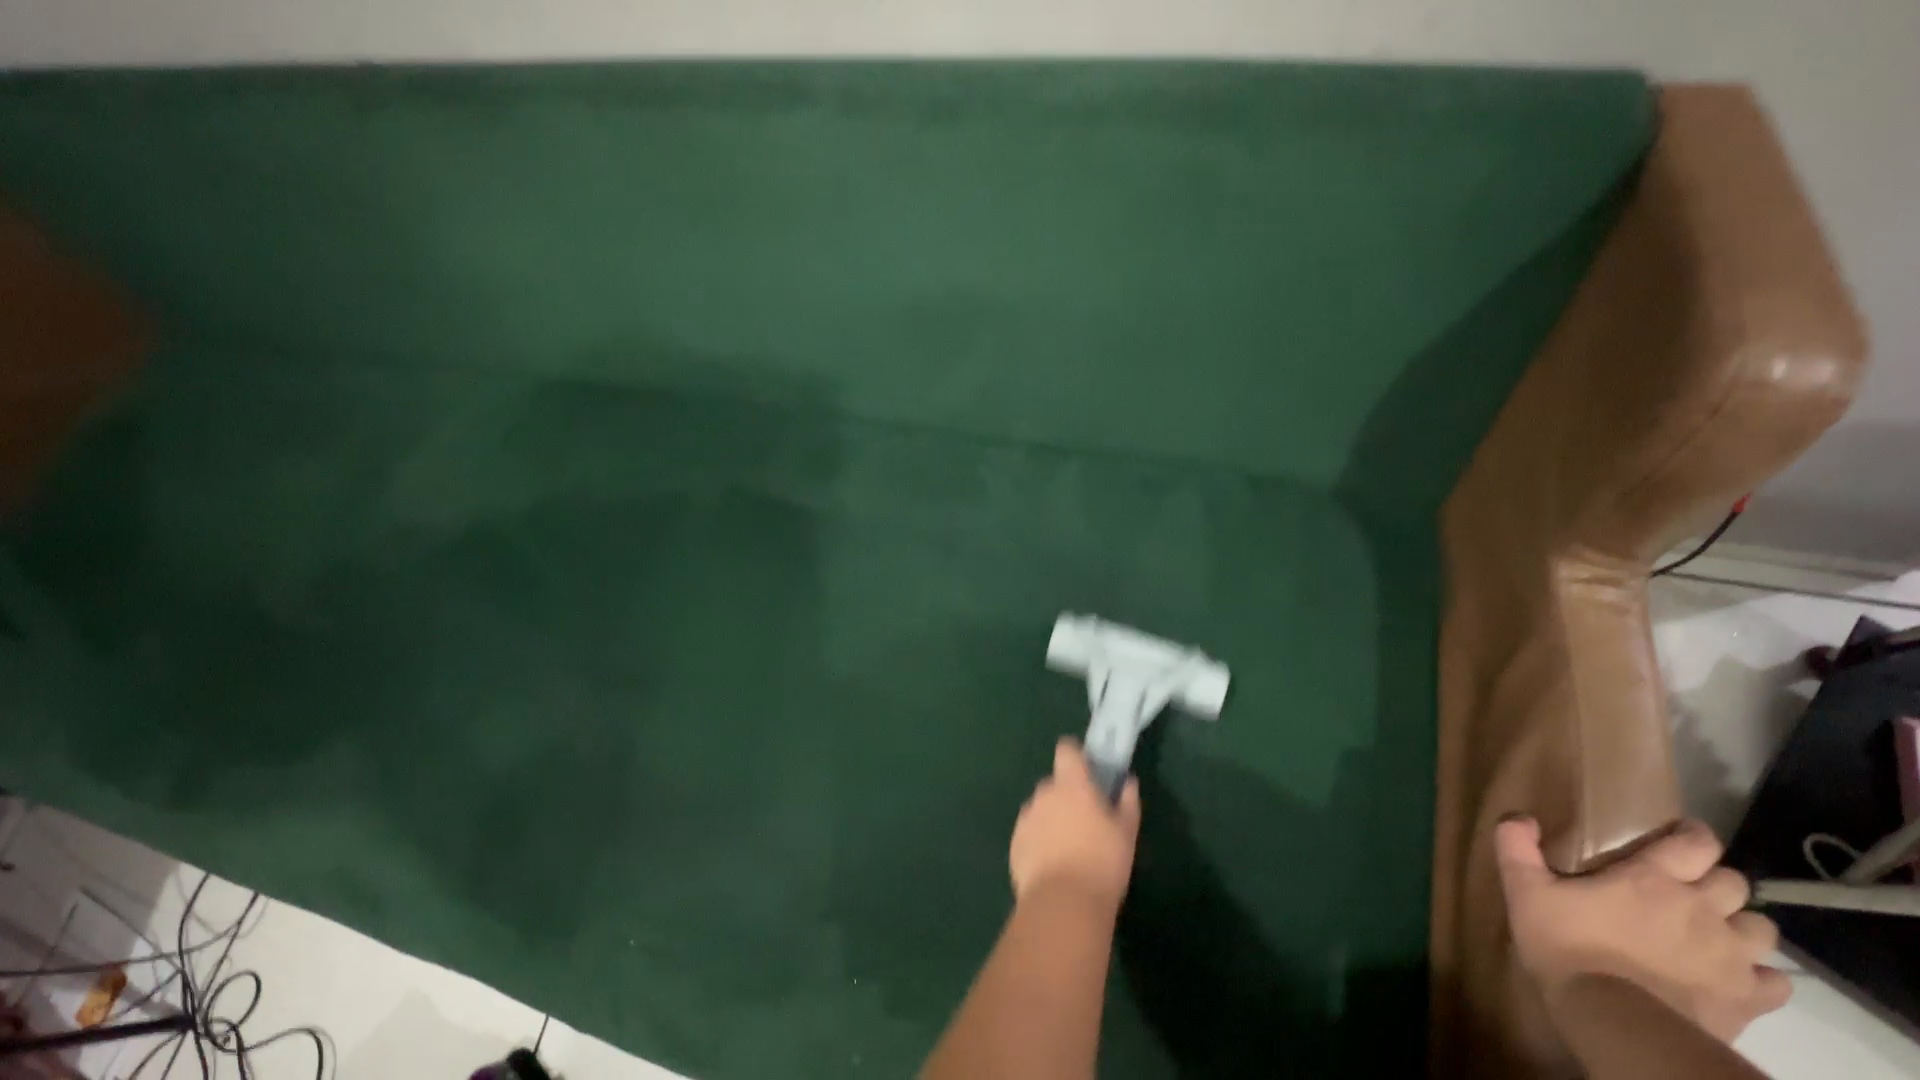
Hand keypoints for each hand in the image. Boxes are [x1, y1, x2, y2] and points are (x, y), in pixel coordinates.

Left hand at [1008, 738, 1141, 912]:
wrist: (1064, 903)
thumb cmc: (1103, 862)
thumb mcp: (1127, 833)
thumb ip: (1127, 802)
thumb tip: (1128, 783)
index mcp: (1072, 785)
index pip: (1066, 750)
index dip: (1076, 756)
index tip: (1088, 771)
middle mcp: (1044, 795)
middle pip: (1054, 783)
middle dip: (1067, 794)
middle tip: (1085, 819)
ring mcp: (1026, 818)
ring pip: (1040, 808)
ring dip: (1051, 817)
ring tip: (1069, 847)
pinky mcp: (1015, 844)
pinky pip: (1029, 832)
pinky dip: (1039, 839)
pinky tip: (1053, 864)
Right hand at [1496, 816, 1790, 1042]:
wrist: (1612, 1018)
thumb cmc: (1567, 947)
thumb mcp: (1525, 892)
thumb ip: (1517, 848)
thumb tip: (1519, 816)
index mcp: (1653, 878)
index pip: (1696, 842)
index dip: (1693, 836)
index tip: (1681, 840)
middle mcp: (1702, 908)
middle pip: (1735, 883)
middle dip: (1716, 883)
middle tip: (1689, 893)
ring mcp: (1730, 955)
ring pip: (1761, 928)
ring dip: (1741, 927)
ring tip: (1716, 935)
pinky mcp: (1746, 997)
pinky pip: (1776, 982)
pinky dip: (1760, 977)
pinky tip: (1737, 979)